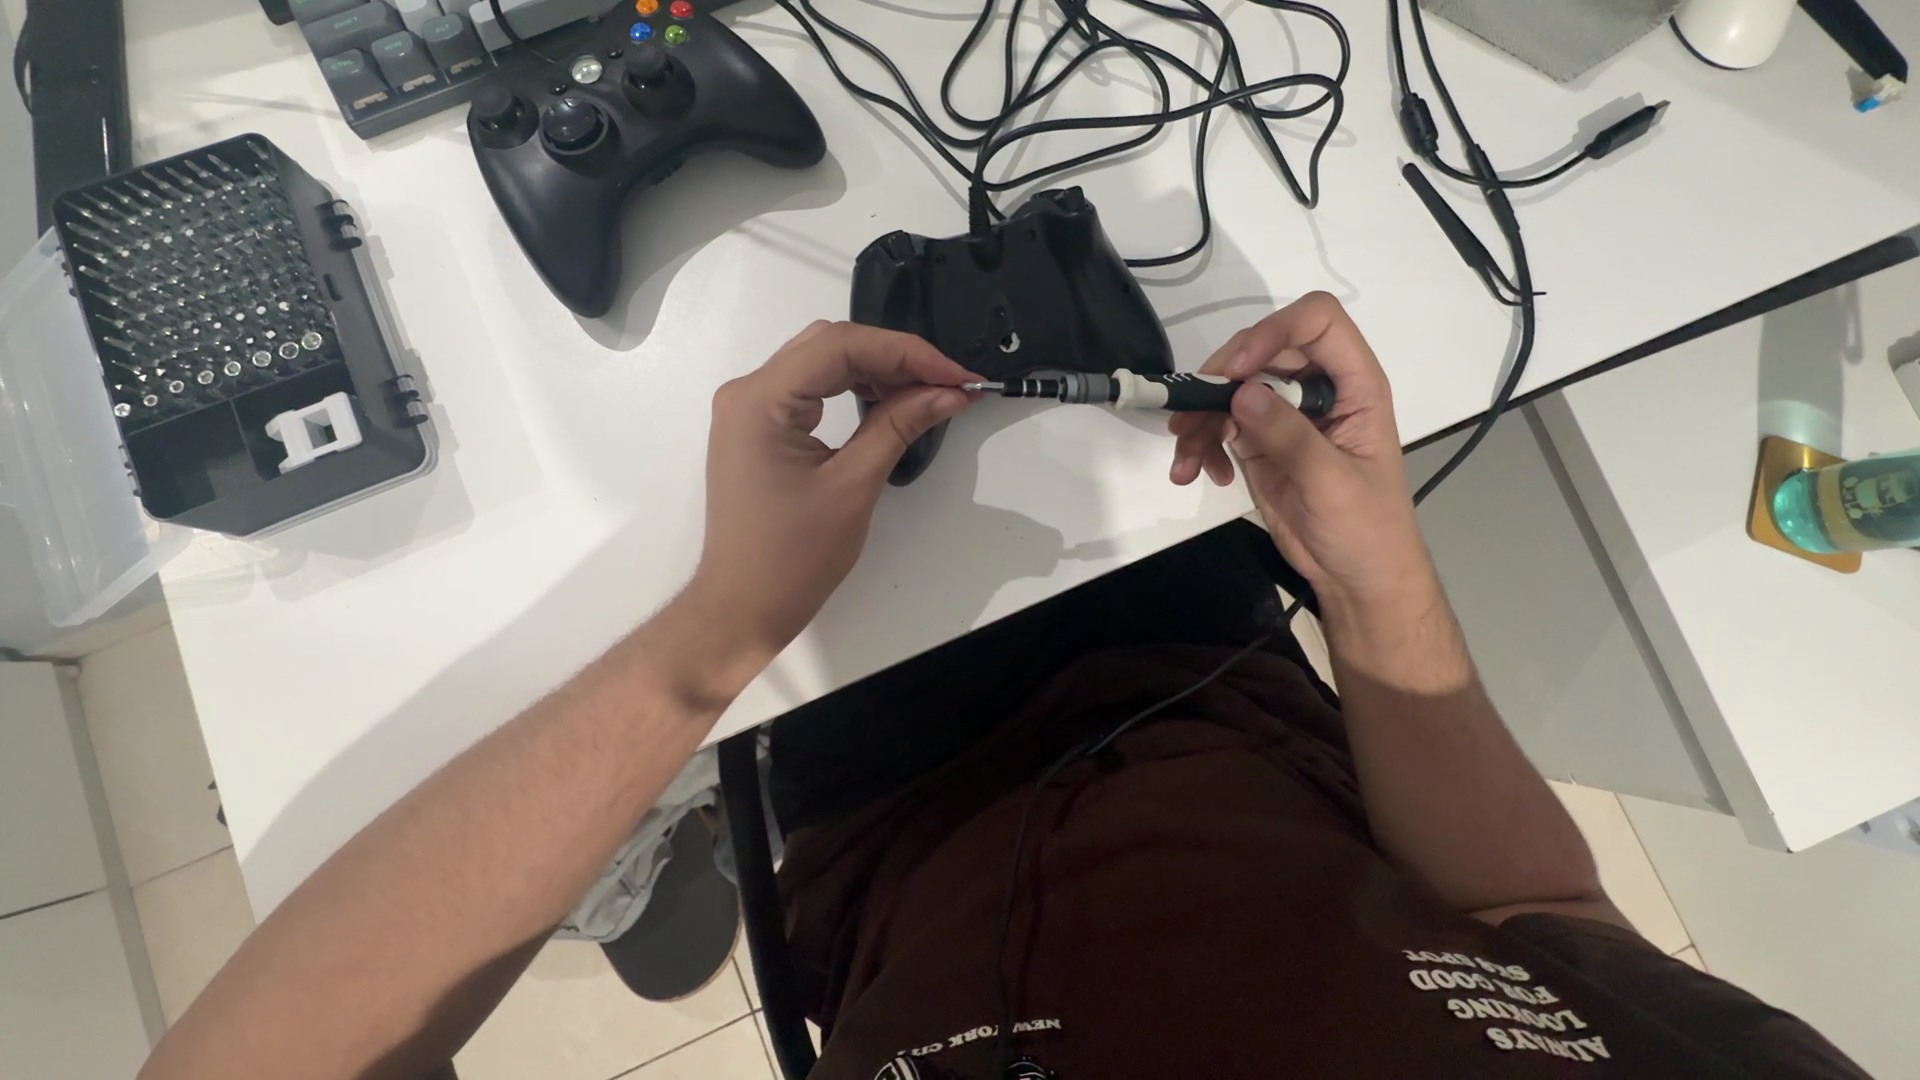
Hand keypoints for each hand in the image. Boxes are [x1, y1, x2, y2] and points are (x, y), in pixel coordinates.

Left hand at [682, 321, 976, 669]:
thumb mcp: (853, 486)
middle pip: (831, 346)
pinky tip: (888, 403)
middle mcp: (748, 392)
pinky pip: (811, 389)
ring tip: (928, 392)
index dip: (907, 352)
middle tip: (949, 383)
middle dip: (895, 358)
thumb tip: (949, 393)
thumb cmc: (793, 557)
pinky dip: (853, 390)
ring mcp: (750, 409)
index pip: (841, 346)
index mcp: (760, 400)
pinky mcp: (760, 428)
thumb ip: (899, 426)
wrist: (744, 605)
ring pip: (822, 363)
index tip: (957, 375)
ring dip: (877, 371)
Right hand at [1168, 293, 1434, 614]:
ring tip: (1185, 460)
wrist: (1355, 576)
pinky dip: (1202, 447)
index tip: (1236, 372)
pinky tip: (1201, 474)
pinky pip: (1219, 427)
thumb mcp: (1330, 481)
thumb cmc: (1365, 527)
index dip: (1274, 331)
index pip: (1317, 322)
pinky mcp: (1258, 443)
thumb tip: (1241, 393)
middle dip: (1220, 380)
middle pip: (1261, 350)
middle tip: (1191, 415)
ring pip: (1231, 390)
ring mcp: (1283, 416)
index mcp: (1352, 384)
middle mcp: (1315, 389)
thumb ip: (1289, 435)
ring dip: (1199, 420)